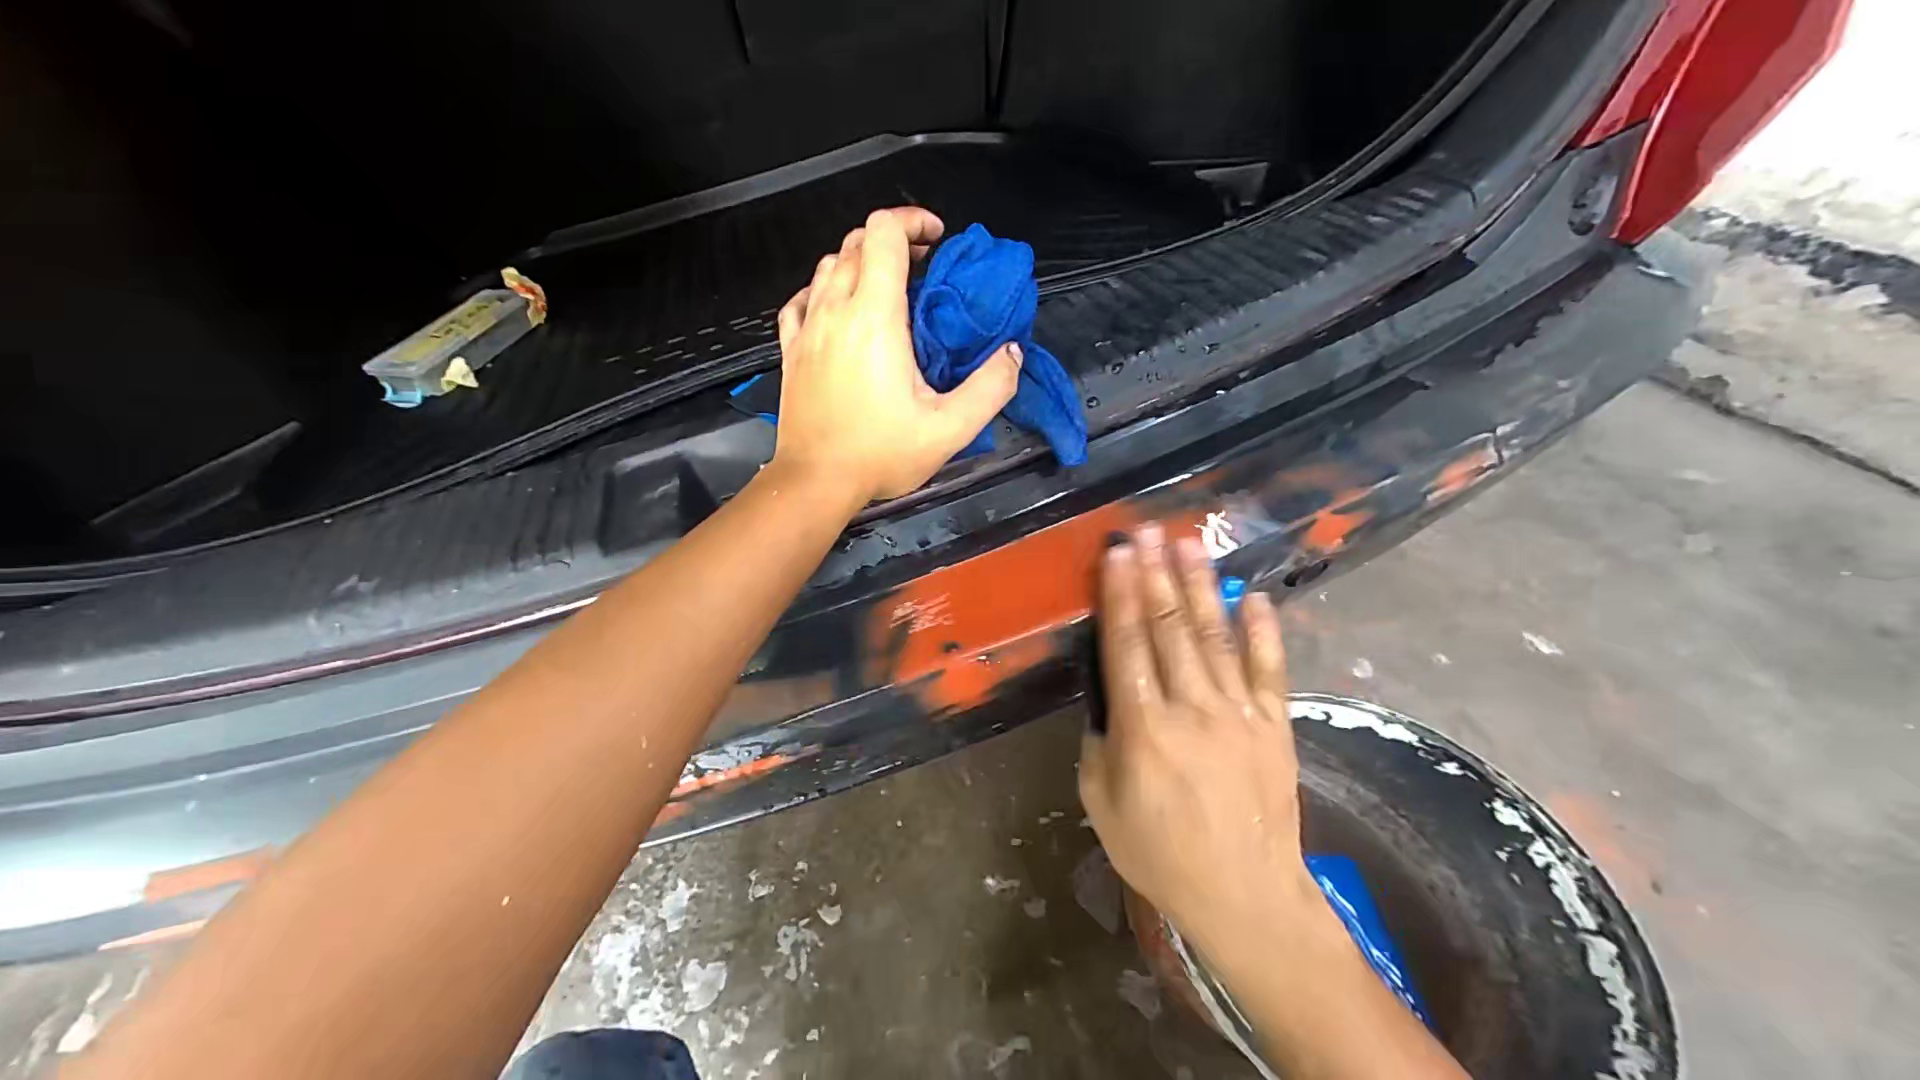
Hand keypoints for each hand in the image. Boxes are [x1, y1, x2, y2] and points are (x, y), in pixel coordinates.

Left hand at [770, 208, 1022, 503]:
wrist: (816, 482)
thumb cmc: (881, 454)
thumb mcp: (950, 428)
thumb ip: (991, 387)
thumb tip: (1011, 353)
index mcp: (875, 317)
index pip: (884, 233)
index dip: (913, 221)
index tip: (938, 240)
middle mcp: (836, 310)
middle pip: (856, 242)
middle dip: (893, 240)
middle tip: (924, 267)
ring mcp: (808, 329)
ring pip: (827, 266)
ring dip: (860, 262)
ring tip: (887, 287)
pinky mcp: (792, 351)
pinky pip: (801, 300)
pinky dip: (823, 290)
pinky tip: (838, 307)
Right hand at [1079, 524, 1321, 955]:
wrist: (1245, 896)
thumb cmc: (1160, 853)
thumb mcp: (1101, 803)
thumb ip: (1099, 742)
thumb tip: (1107, 697)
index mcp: (1144, 728)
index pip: (1128, 645)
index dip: (1121, 594)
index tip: (1117, 554)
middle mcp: (1193, 708)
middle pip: (1170, 629)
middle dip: (1156, 575)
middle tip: (1146, 531)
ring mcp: (1240, 714)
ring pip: (1215, 637)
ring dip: (1200, 587)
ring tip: (1189, 544)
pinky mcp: (1276, 726)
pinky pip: (1270, 670)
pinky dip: (1264, 631)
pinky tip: (1255, 596)